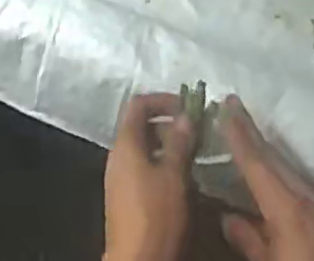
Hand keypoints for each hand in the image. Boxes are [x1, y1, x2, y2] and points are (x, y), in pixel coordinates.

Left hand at [103, 92, 194, 260]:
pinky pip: (143, 167)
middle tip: (195, 133)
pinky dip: (162, 163)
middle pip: (141, 125)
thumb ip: (180, 141)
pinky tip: (181, 179)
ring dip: (168, 145)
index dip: (163, 99)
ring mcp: (120, 176)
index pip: (139, 103)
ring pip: (145, 148)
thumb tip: (186, 114)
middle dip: (169, 124)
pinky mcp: (125, 196)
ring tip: (193, 155)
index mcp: (125, 142)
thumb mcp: (173, 175)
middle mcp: (118, 154)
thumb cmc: (155, 215)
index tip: (188, 108)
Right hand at [219, 96, 313, 260]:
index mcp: (290, 209)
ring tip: (247, 132)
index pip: (258, 161)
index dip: (239, 132)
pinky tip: (274, 172)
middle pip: (275, 159)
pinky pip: (304, 185)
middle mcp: (311, 199)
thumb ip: (250, 241)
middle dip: (252, 133)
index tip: (226, 102)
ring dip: (267, 151)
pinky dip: (284, 172)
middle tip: (231, 107)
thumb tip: (229, 217)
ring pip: (290, 169)